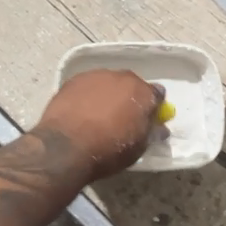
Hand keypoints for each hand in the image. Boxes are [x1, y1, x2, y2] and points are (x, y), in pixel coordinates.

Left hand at [36, 70, 163, 181]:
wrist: (66, 146)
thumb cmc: (108, 150)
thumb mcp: (138, 148)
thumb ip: (151, 132)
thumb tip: (159, 128)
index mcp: (143, 93)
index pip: (157, 94)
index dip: (154, 107)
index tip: (148, 119)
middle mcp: (123, 77)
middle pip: (131, 85)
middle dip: (130, 98)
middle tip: (122, 117)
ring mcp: (97, 76)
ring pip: (108, 83)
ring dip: (108, 95)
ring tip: (97, 116)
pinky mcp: (74, 79)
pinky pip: (88, 86)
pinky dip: (88, 96)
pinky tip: (81, 112)